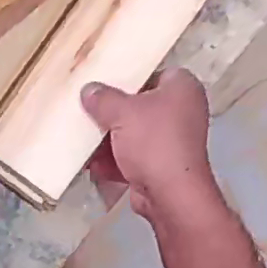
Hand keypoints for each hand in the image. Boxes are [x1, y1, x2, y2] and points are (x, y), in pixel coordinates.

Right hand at [82, 69, 223, 224]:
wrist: (169, 193)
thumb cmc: (153, 142)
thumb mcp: (122, 112)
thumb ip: (102, 98)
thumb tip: (88, 90)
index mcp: (182, 87)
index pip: (152, 74)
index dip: (127, 80)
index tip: (103, 87)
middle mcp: (182, 112)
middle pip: (139, 108)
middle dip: (112, 117)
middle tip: (89, 115)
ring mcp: (172, 142)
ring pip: (134, 136)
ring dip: (108, 143)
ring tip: (84, 143)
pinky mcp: (161, 168)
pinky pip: (134, 159)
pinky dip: (115, 163)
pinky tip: (93, 165)